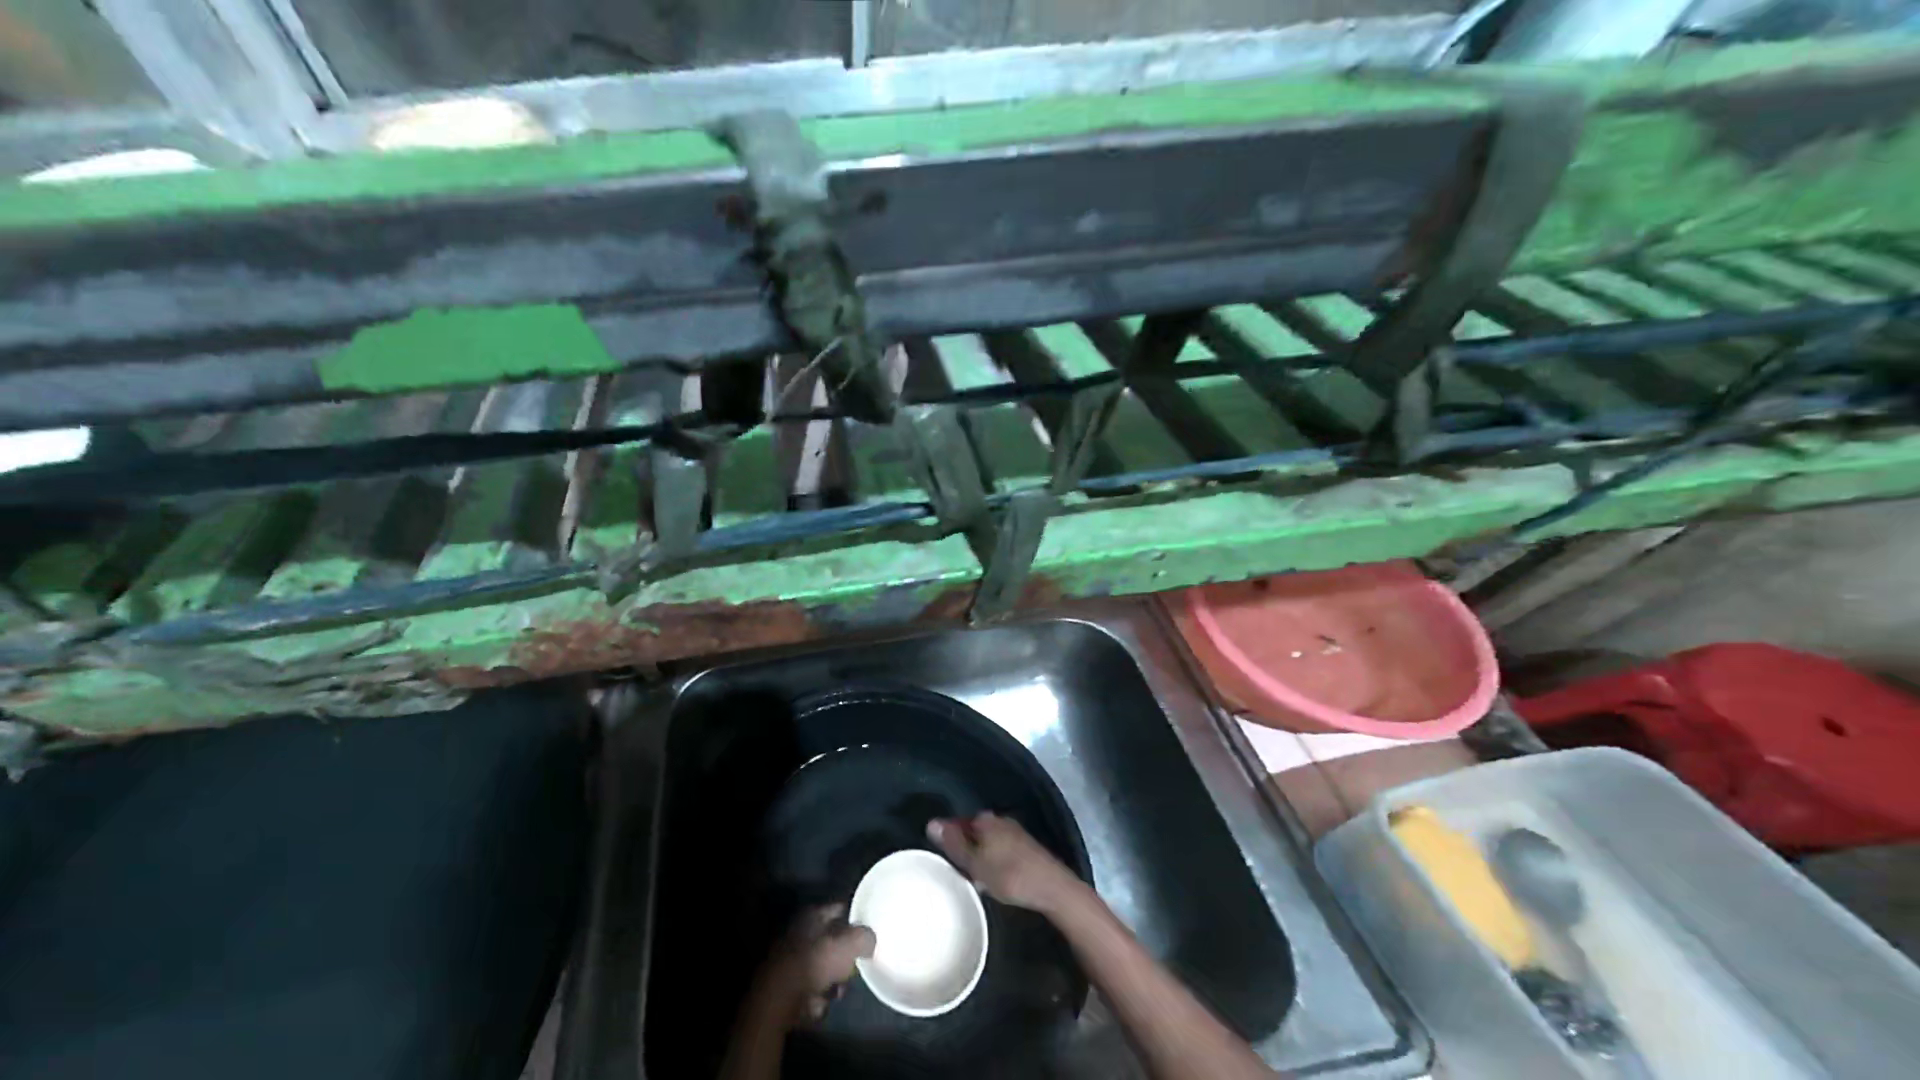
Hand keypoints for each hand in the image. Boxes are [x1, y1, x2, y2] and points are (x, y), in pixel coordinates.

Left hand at [750, 904, 875, 1028]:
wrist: (778, 1000)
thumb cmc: (815, 963)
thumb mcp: (850, 944)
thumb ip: (865, 938)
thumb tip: (870, 940)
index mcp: (812, 916)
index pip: (840, 909)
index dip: (855, 918)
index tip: (868, 932)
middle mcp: (799, 933)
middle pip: (831, 943)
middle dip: (844, 959)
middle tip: (852, 969)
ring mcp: (790, 962)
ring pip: (822, 969)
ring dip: (832, 984)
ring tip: (837, 992)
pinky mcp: (784, 987)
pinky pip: (810, 991)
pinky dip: (816, 999)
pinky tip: (818, 1005)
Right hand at [927, 812, 1083, 914]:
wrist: (1053, 889)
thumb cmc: (1010, 876)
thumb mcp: (975, 864)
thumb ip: (953, 844)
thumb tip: (931, 822)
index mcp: (986, 820)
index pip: (958, 822)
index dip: (949, 840)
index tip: (944, 859)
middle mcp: (1001, 820)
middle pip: (974, 831)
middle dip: (964, 848)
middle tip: (957, 871)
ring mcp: (1015, 833)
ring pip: (988, 842)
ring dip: (979, 856)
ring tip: (973, 879)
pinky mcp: (1027, 849)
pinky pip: (1000, 850)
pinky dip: (993, 861)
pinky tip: (993, 879)